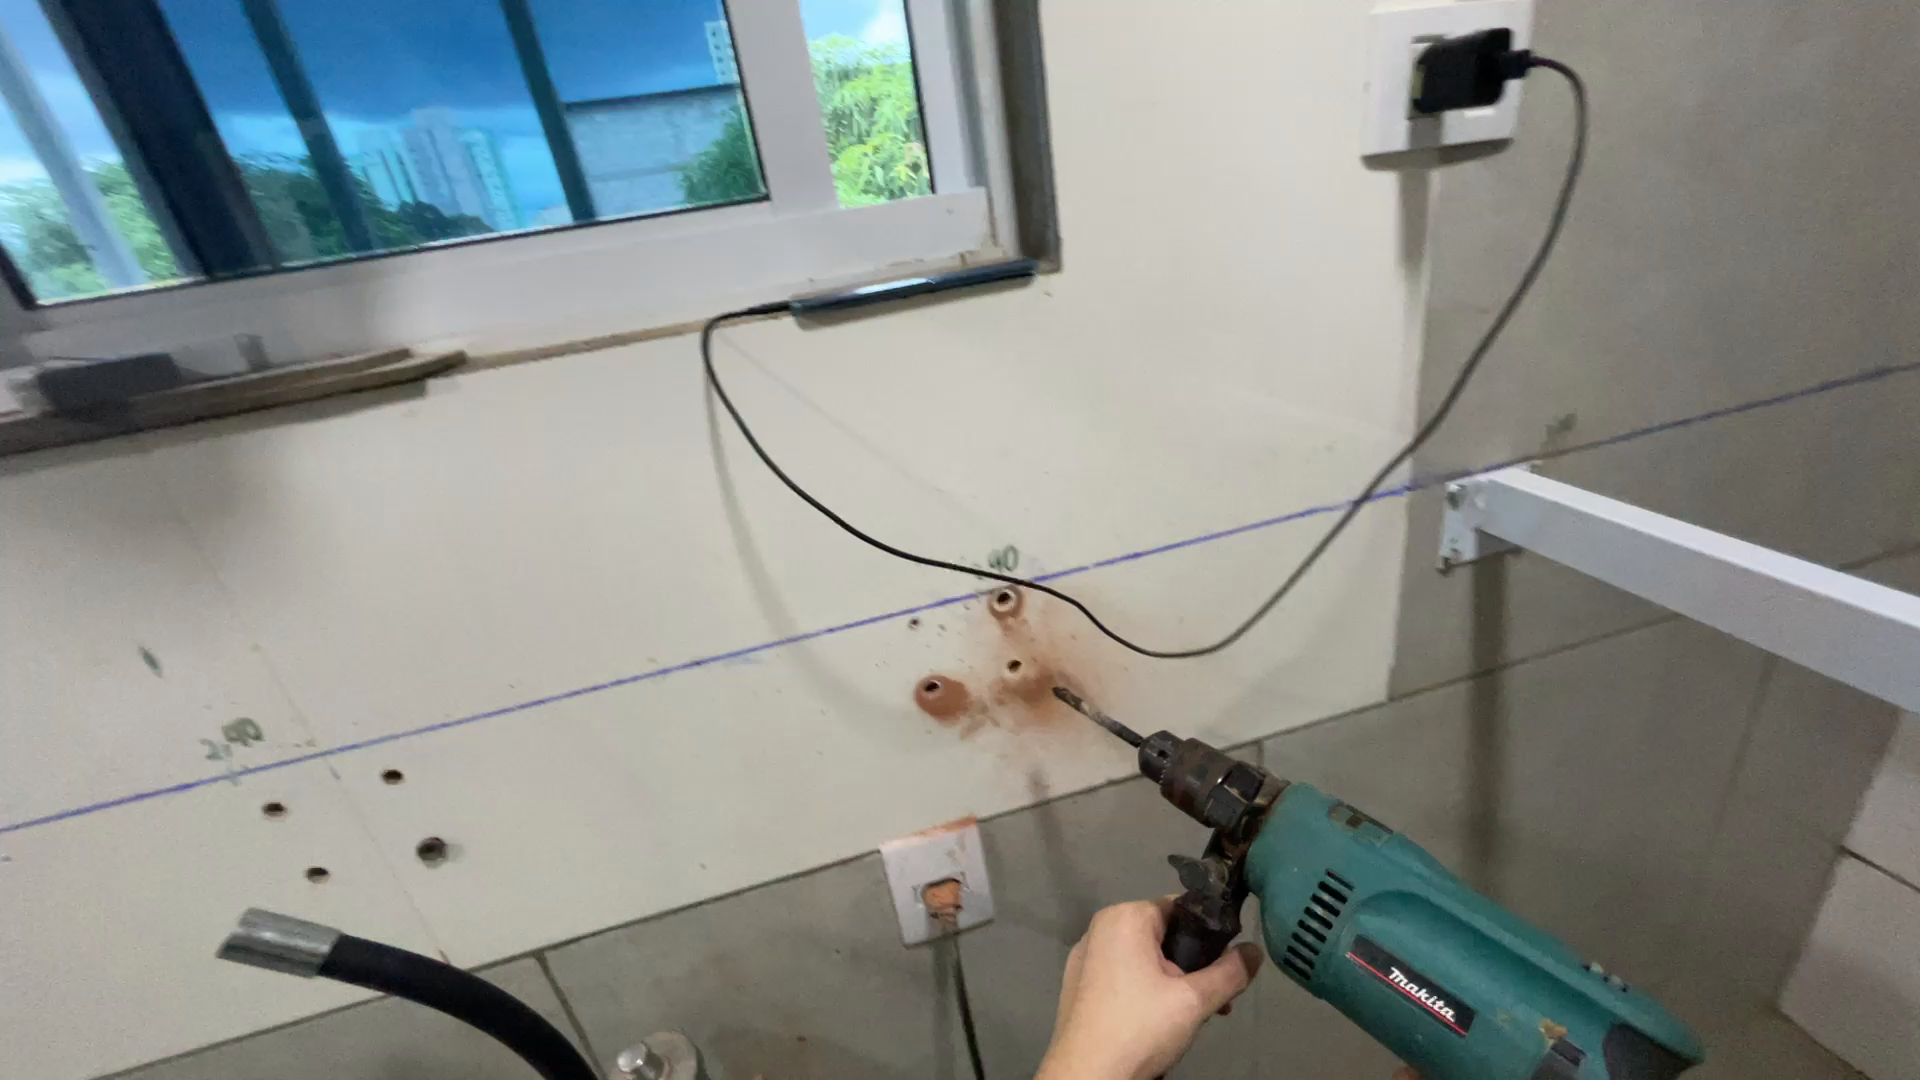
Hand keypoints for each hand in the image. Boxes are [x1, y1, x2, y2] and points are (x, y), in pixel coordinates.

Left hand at [1035, 898, 1263, 1079]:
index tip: (1226, 967)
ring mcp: (1086, 951)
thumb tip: (1254, 950)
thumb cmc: (1140, 1028)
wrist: (1086, 1074)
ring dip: (1170, 981)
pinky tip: (1153, 1022)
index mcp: (1126, 915)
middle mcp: (1102, 924)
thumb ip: (1229, 974)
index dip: (1209, 936)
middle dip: (1191, 966)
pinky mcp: (1077, 978)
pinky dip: (1141, 987)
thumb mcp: (1193, 1002)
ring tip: (1189, 1019)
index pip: (1179, 910)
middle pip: (1161, 935)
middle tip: (1214, 1004)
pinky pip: (1120, 971)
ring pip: (1141, 955)